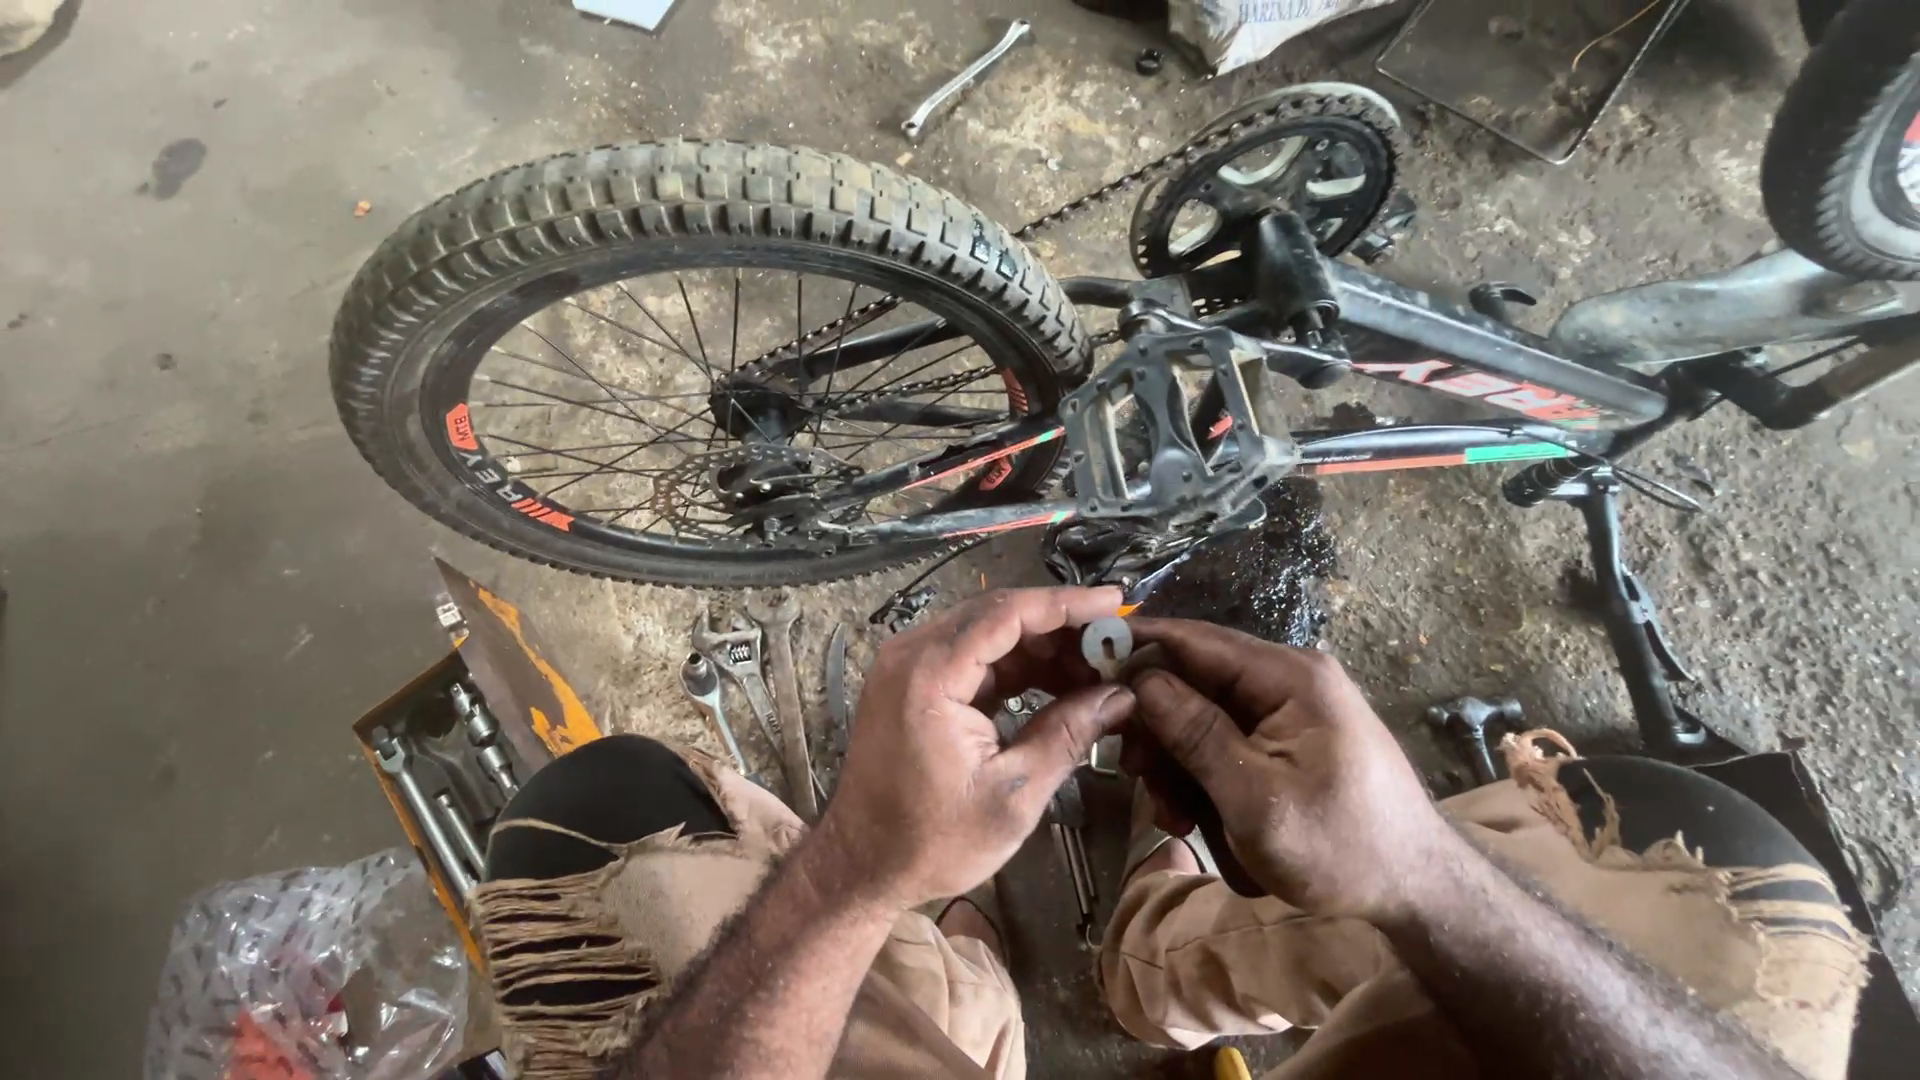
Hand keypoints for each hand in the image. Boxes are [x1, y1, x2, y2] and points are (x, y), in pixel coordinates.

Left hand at [816, 587, 1136, 909]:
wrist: (863, 866)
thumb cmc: (933, 840)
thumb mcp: (1013, 795)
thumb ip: (1068, 734)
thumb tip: (1123, 696)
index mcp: (929, 675)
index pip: (1006, 613)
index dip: (1065, 604)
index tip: (1115, 603)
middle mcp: (912, 654)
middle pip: (997, 616)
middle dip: (1060, 626)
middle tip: (1115, 643)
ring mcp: (909, 666)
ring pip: (988, 634)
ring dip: (1042, 647)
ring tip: (1096, 669)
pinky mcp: (915, 683)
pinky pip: (974, 657)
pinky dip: (1017, 665)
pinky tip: (1059, 681)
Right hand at [1124, 618, 1461, 919]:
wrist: (1419, 893)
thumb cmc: (1341, 846)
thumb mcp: (1255, 796)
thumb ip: (1195, 732)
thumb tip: (1139, 678)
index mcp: (1288, 676)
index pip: (1195, 640)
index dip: (1138, 646)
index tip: (1085, 662)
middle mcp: (1286, 679)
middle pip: (1193, 680)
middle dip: (1158, 728)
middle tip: (1137, 775)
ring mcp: (1286, 709)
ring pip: (1201, 715)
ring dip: (1177, 761)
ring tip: (1174, 815)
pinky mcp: (1285, 738)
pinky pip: (1224, 741)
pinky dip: (1202, 774)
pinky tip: (1196, 816)